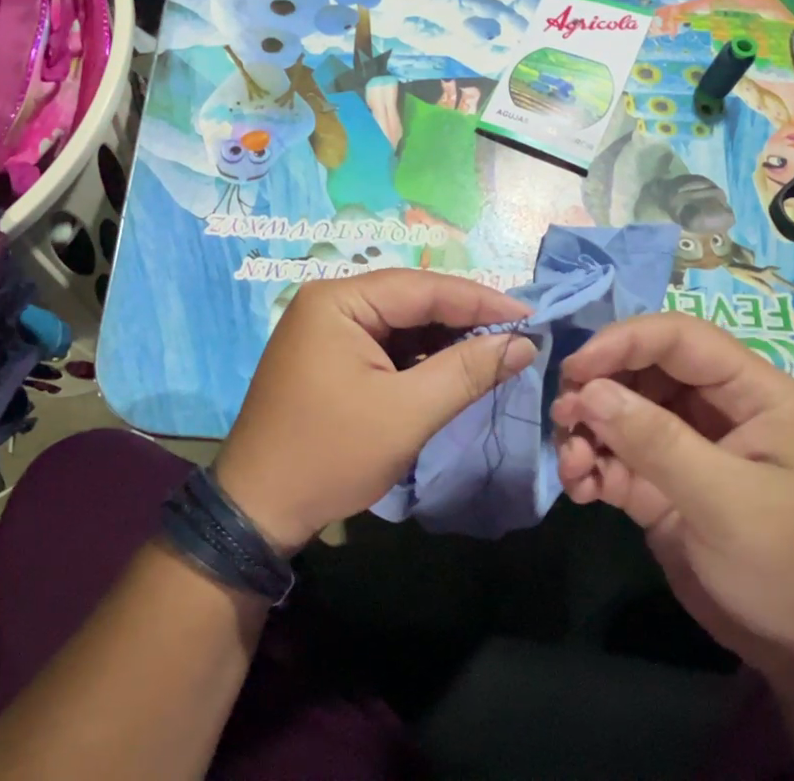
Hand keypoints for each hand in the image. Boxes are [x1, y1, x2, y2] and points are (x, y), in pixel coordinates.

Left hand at [213, 269, 534, 552]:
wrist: (259, 507)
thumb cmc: (331, 455)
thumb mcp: (407, 413)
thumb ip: (467, 371)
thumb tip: (523, 342)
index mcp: (338, 301)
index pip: (423, 287)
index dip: (482, 301)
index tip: (533, 317)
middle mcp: (329, 304)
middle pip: (411, 301)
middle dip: (465, 319)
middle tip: (520, 337)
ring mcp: (325, 331)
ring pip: (400, 325)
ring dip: (445, 340)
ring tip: (497, 354)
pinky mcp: (328, 359)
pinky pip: (384, 346)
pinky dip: (420, 359)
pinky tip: (454, 370)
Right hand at [550, 314, 793, 693]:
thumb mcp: (731, 502)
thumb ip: (658, 442)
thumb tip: (589, 390)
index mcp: (754, 397)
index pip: (681, 340)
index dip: (624, 342)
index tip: (575, 370)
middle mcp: (718, 415)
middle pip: (643, 374)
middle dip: (598, 390)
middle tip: (564, 420)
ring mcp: (689, 455)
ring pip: (622, 417)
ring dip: (588, 433)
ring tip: (572, 466)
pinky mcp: (665, 494)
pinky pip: (616, 463)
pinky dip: (592, 469)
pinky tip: (581, 492)